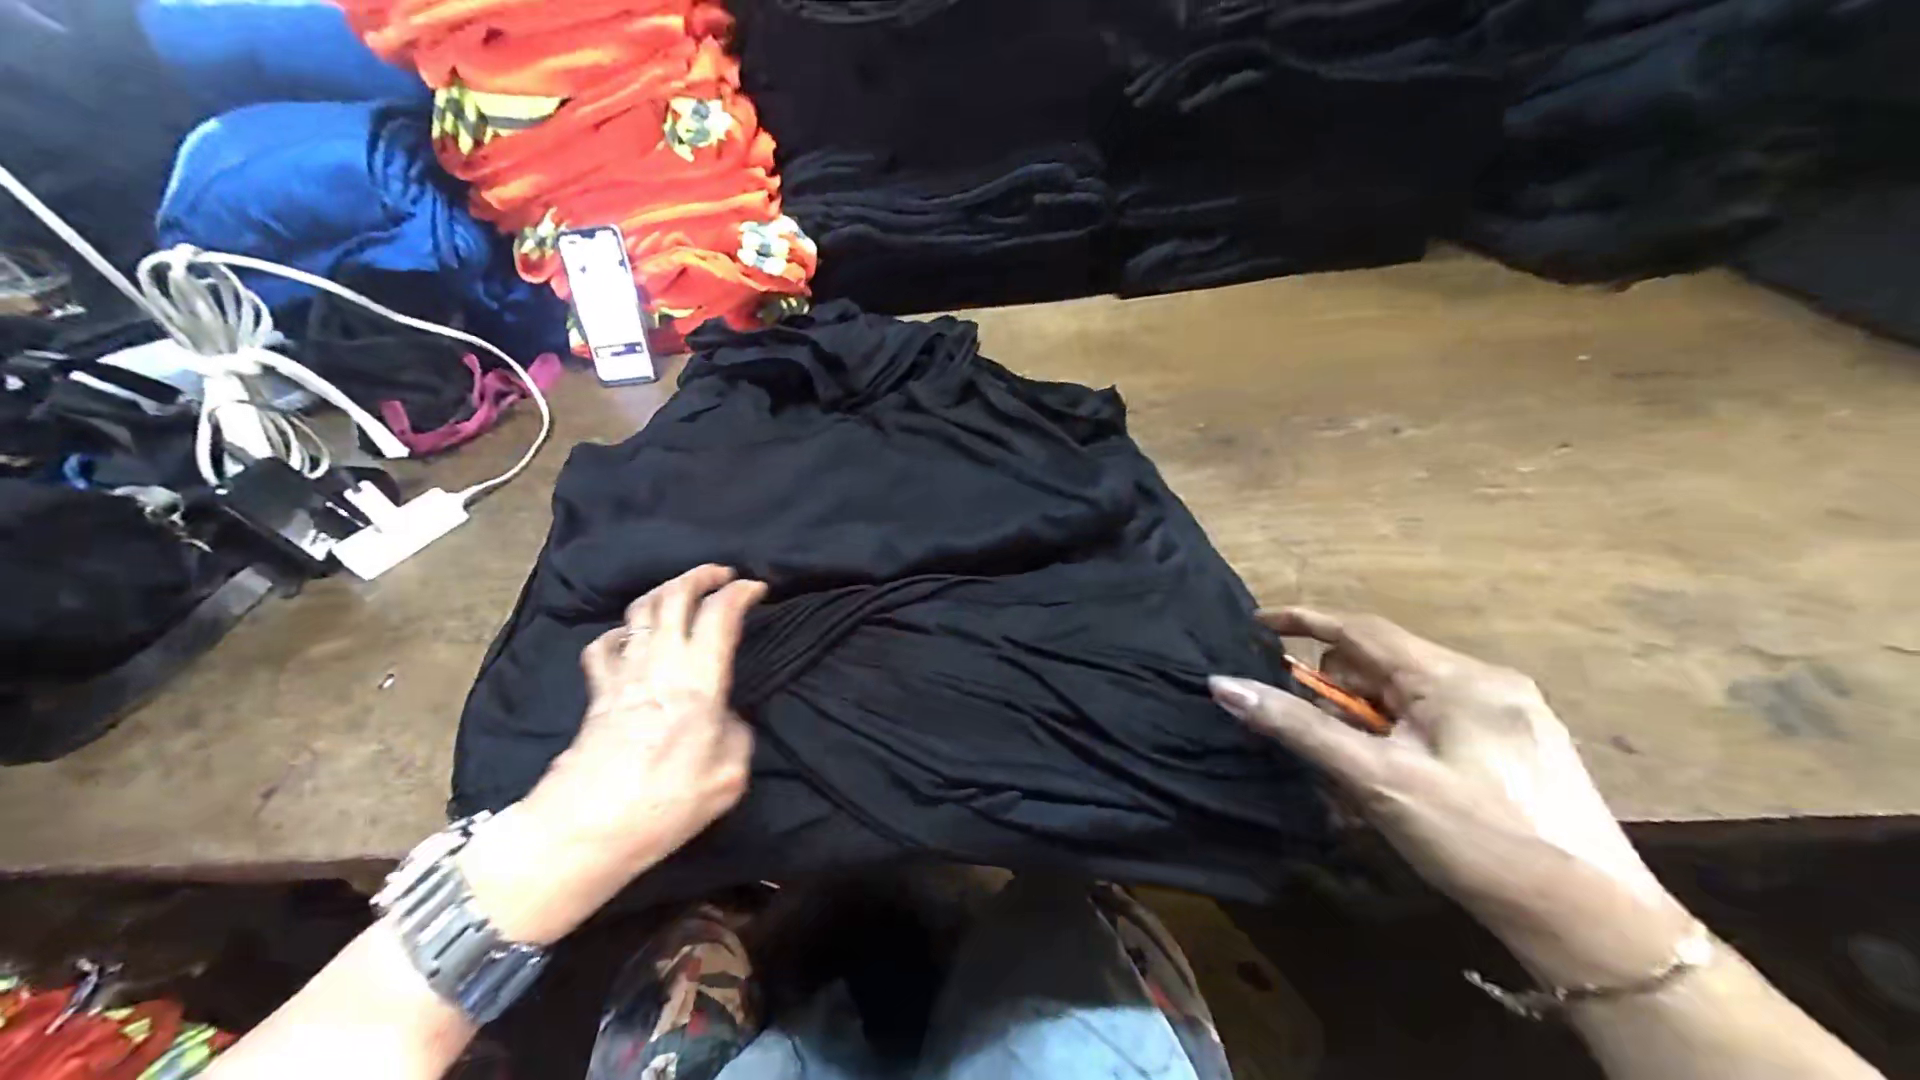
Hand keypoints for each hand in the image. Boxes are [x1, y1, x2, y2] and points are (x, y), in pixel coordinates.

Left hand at [458, 565, 765, 943]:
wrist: (582, 830)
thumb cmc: (663, 804)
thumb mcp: (728, 775)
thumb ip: (736, 734)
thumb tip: (724, 718)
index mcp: (698, 681)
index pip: (720, 614)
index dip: (741, 592)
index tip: (757, 589)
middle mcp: (659, 665)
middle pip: (674, 596)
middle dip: (701, 575)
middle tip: (721, 574)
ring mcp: (622, 674)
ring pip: (640, 611)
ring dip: (665, 591)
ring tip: (682, 591)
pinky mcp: (596, 692)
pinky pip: (605, 646)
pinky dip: (623, 632)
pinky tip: (631, 639)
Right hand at [1211, 608, 1692, 984]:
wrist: (1596, 927)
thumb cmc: (1478, 839)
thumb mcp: (1378, 780)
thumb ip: (1299, 727)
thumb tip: (1225, 685)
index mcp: (1455, 679)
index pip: (1360, 628)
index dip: (1302, 620)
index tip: (1256, 624)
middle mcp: (1485, 682)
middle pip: (1380, 665)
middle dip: (1339, 696)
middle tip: (1324, 747)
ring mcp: (1507, 714)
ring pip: (1405, 698)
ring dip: (1367, 726)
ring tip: (1361, 781)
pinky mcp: (1516, 746)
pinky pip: (1432, 723)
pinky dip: (1397, 741)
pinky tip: (1398, 786)